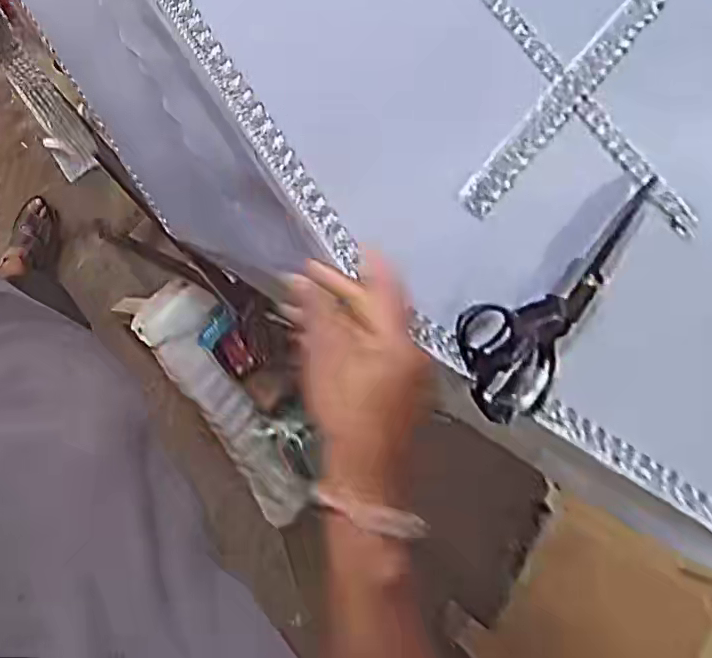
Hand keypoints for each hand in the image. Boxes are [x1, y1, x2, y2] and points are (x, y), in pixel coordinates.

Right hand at [285, 250, 429, 503]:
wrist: (364, 466)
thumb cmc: (346, 410)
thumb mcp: (323, 354)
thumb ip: (316, 312)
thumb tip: (303, 281)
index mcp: (397, 341)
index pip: (387, 291)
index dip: (372, 266)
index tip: (359, 245)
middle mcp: (408, 353)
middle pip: (377, 309)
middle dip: (342, 289)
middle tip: (310, 274)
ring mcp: (404, 372)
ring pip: (370, 329)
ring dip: (339, 313)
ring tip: (304, 303)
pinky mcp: (394, 387)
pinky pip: (371, 348)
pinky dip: (345, 335)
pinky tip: (319, 336)